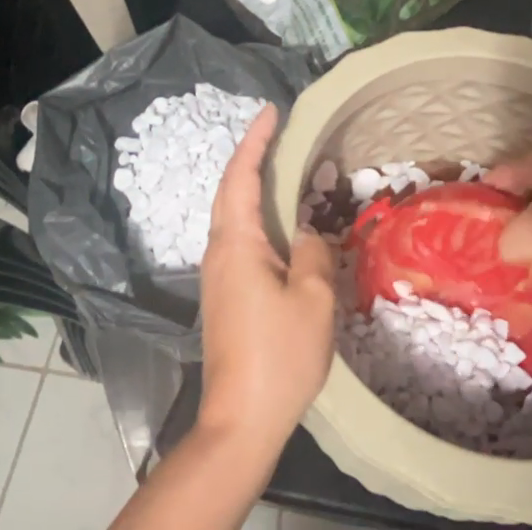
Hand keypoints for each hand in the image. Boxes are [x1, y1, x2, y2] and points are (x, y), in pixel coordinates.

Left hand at [197, 104, 336, 450]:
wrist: (240, 420)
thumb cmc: (279, 356)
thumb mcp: (313, 299)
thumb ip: (313, 254)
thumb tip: (306, 233)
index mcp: (237, 244)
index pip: (242, 177)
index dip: (255, 141)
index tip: (270, 111)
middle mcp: (219, 252)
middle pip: (230, 192)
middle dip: (250, 157)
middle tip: (277, 132)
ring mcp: (218, 277)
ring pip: (232, 217)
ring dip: (252, 186)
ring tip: (282, 168)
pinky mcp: (225, 297)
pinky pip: (239, 240)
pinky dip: (256, 217)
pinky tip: (280, 226)